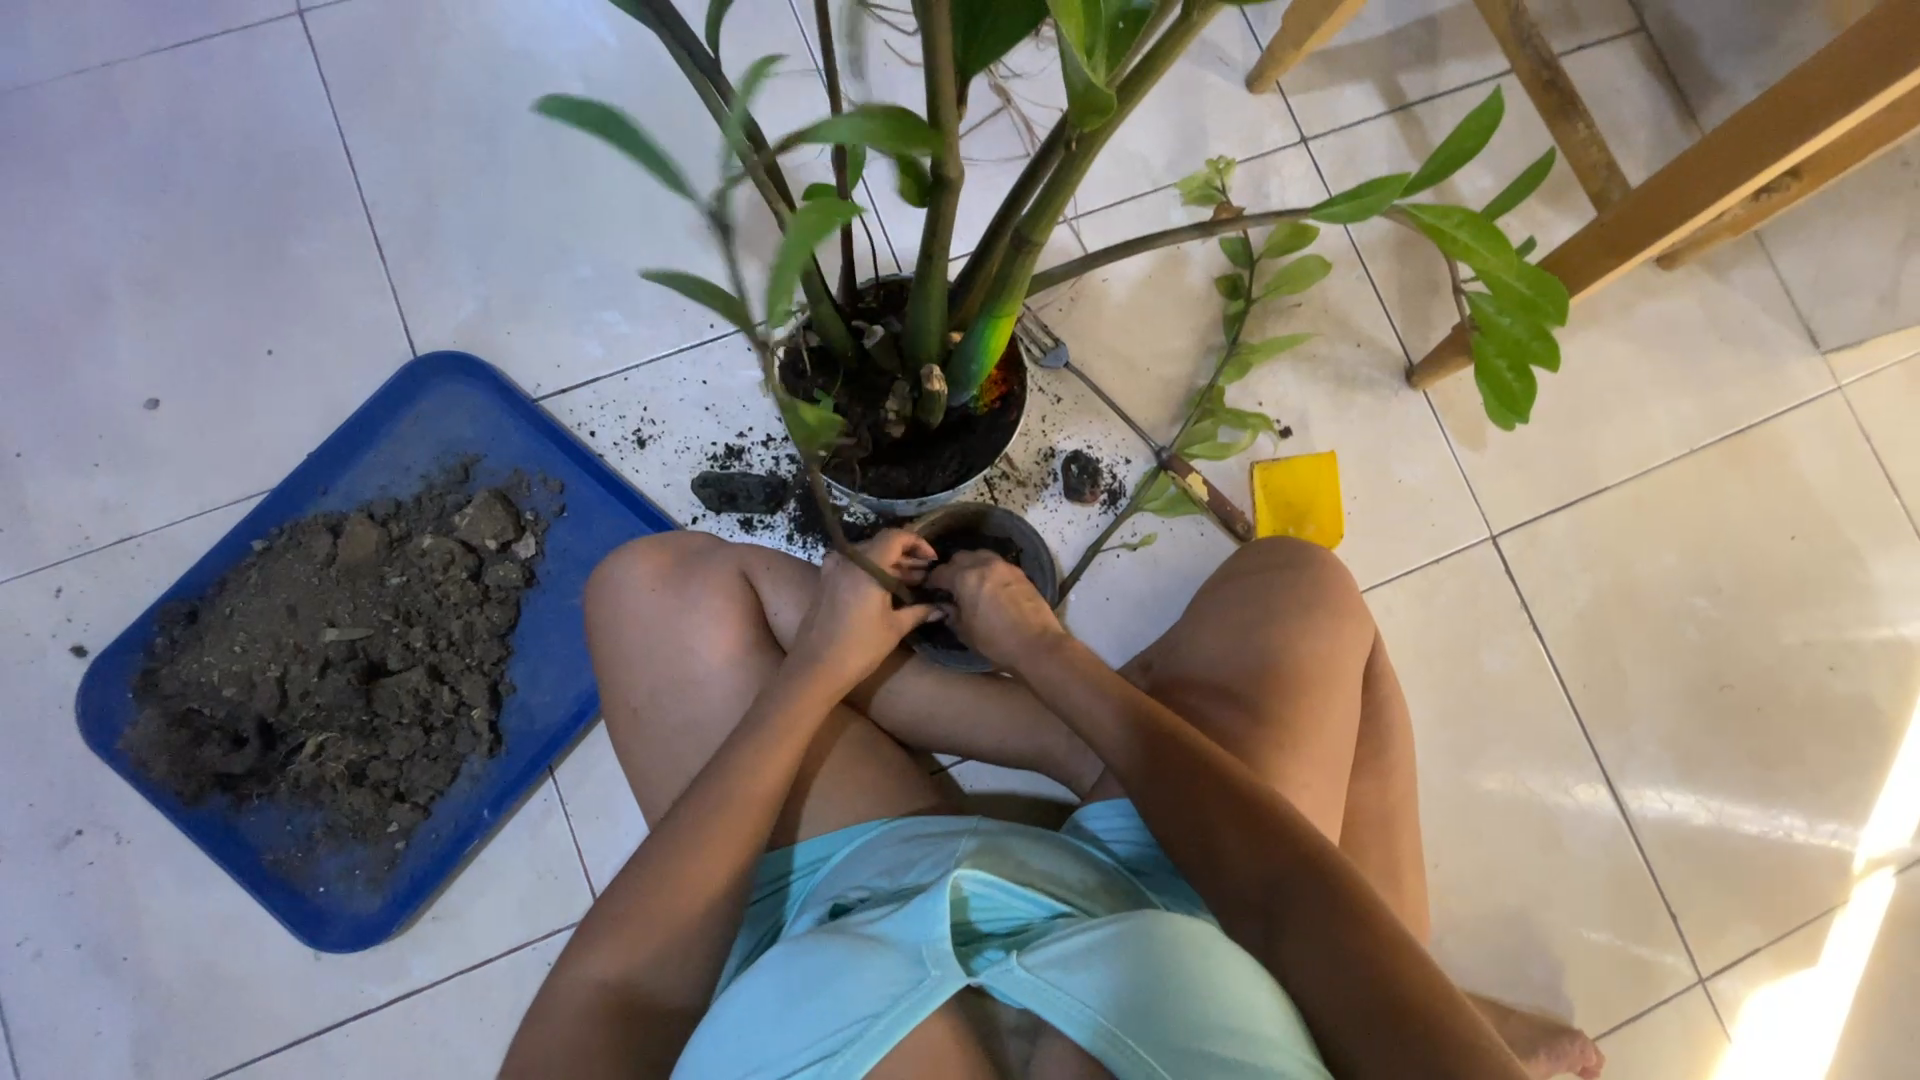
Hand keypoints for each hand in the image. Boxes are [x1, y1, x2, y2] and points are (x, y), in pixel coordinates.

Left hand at [789, 530, 942, 689]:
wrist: (815, 669)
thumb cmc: (859, 648)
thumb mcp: (894, 628)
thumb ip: (919, 612)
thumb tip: (942, 609)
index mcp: (867, 566)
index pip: (895, 537)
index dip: (917, 542)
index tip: (932, 559)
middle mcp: (848, 561)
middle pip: (881, 544)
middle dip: (906, 555)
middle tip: (925, 572)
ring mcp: (833, 569)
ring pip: (867, 554)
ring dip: (889, 563)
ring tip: (910, 581)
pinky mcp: (825, 581)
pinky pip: (853, 565)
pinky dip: (871, 570)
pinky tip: (883, 587)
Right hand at [925, 550, 1065, 670]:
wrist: (1037, 643)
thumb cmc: (996, 641)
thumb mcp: (965, 632)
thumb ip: (952, 614)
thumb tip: (946, 605)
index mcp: (965, 578)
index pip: (940, 572)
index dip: (932, 581)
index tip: (930, 590)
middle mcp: (983, 565)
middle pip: (960, 557)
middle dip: (952, 569)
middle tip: (950, 585)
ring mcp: (1004, 566)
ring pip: (980, 556)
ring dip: (971, 565)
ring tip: (970, 582)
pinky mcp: (1019, 572)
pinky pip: (997, 564)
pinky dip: (988, 570)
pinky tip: (989, 585)